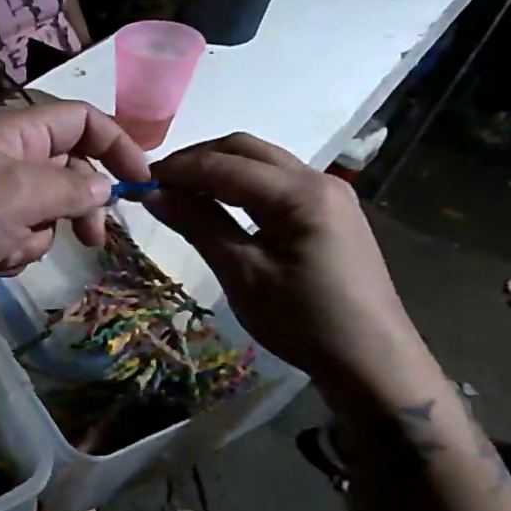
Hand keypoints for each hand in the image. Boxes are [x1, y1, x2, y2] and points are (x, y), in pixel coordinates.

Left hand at [0, 102, 151, 333]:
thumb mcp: (21, 196)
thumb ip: (72, 188)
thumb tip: (104, 186)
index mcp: (16, 131)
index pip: (82, 120)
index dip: (117, 144)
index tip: (141, 182)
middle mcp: (7, 156)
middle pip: (69, 170)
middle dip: (80, 205)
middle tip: (92, 237)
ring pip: (46, 212)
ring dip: (37, 236)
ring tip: (9, 249)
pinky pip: (21, 237)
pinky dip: (14, 253)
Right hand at [144, 134, 425, 388]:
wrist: (372, 360)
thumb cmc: (303, 321)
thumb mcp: (243, 274)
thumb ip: (198, 226)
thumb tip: (153, 194)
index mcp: (301, 193)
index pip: (225, 164)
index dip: (178, 170)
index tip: (138, 182)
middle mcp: (319, 179)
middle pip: (247, 150)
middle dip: (197, 161)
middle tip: (158, 185)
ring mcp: (330, 193)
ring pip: (262, 164)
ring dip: (219, 170)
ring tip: (181, 194)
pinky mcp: (331, 212)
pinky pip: (277, 183)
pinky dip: (241, 186)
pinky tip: (220, 206)